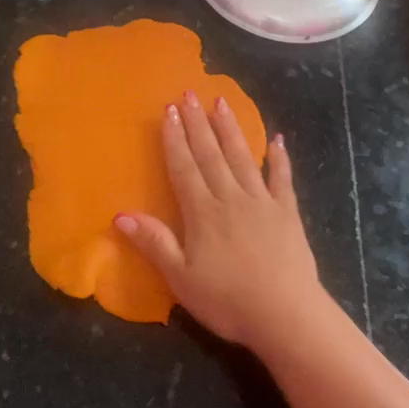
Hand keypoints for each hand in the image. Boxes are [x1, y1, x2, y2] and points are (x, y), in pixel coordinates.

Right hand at [115, 91, 333, 351]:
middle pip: (211, 154)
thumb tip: (120, 215)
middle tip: (190, 93)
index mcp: (203, 212)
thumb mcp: (181, 278)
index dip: (175, 138)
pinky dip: (278, 158)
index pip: (184, 167)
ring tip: (221, 103)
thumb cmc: (227, 300)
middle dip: (198, 123)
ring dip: (230, 129)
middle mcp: (231, 197)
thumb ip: (154, 243)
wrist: (286, 314)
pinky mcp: (288, 213)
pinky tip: (276, 139)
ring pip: (242, 157)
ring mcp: (263, 202)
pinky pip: (282, 178)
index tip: (169, 110)